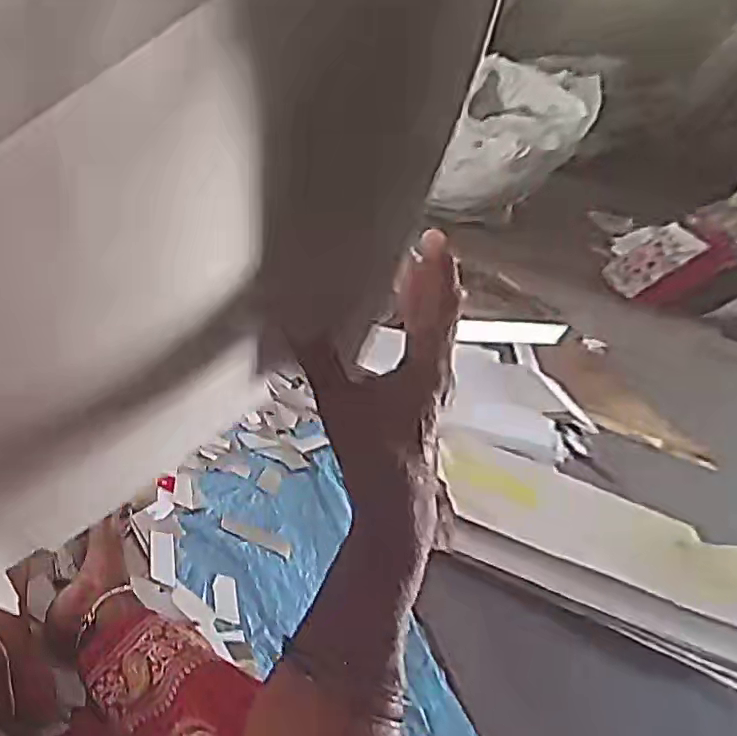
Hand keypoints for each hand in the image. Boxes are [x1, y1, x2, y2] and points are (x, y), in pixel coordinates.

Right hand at [298, 229, 459, 518]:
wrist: (395, 496)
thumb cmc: (374, 450)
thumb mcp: (339, 401)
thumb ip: (317, 361)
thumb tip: (293, 324)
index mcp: (426, 364)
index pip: (438, 305)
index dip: (436, 270)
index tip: (434, 239)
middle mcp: (437, 370)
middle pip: (443, 313)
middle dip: (432, 278)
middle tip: (423, 248)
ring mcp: (432, 385)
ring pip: (437, 332)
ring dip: (426, 301)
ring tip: (412, 278)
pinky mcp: (421, 398)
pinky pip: (426, 348)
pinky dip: (417, 325)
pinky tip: (401, 325)